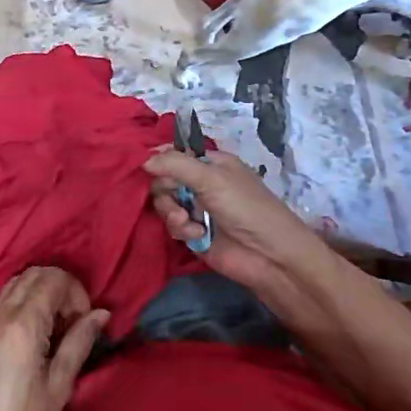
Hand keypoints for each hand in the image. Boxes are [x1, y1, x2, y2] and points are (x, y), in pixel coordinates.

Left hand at [0, 267, 108, 410]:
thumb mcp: (60, 386)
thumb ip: (80, 342)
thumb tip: (101, 314)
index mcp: (21, 326)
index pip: (53, 279)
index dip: (76, 292)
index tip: (85, 321)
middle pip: (33, 274)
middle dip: (59, 287)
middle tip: (73, 321)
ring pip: (15, 285)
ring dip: (40, 293)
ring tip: (54, 328)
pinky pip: (1, 302)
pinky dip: (21, 303)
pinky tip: (32, 336)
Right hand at [144, 150, 340, 315]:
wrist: (268, 255)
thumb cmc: (245, 207)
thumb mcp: (212, 178)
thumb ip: (176, 165)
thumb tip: (143, 159)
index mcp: (211, 163)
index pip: (176, 154)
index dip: (161, 160)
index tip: (147, 168)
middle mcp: (202, 183)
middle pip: (165, 180)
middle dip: (166, 191)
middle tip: (178, 202)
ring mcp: (198, 209)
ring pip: (166, 204)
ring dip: (173, 213)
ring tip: (188, 222)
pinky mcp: (194, 233)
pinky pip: (173, 225)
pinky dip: (181, 229)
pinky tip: (197, 236)